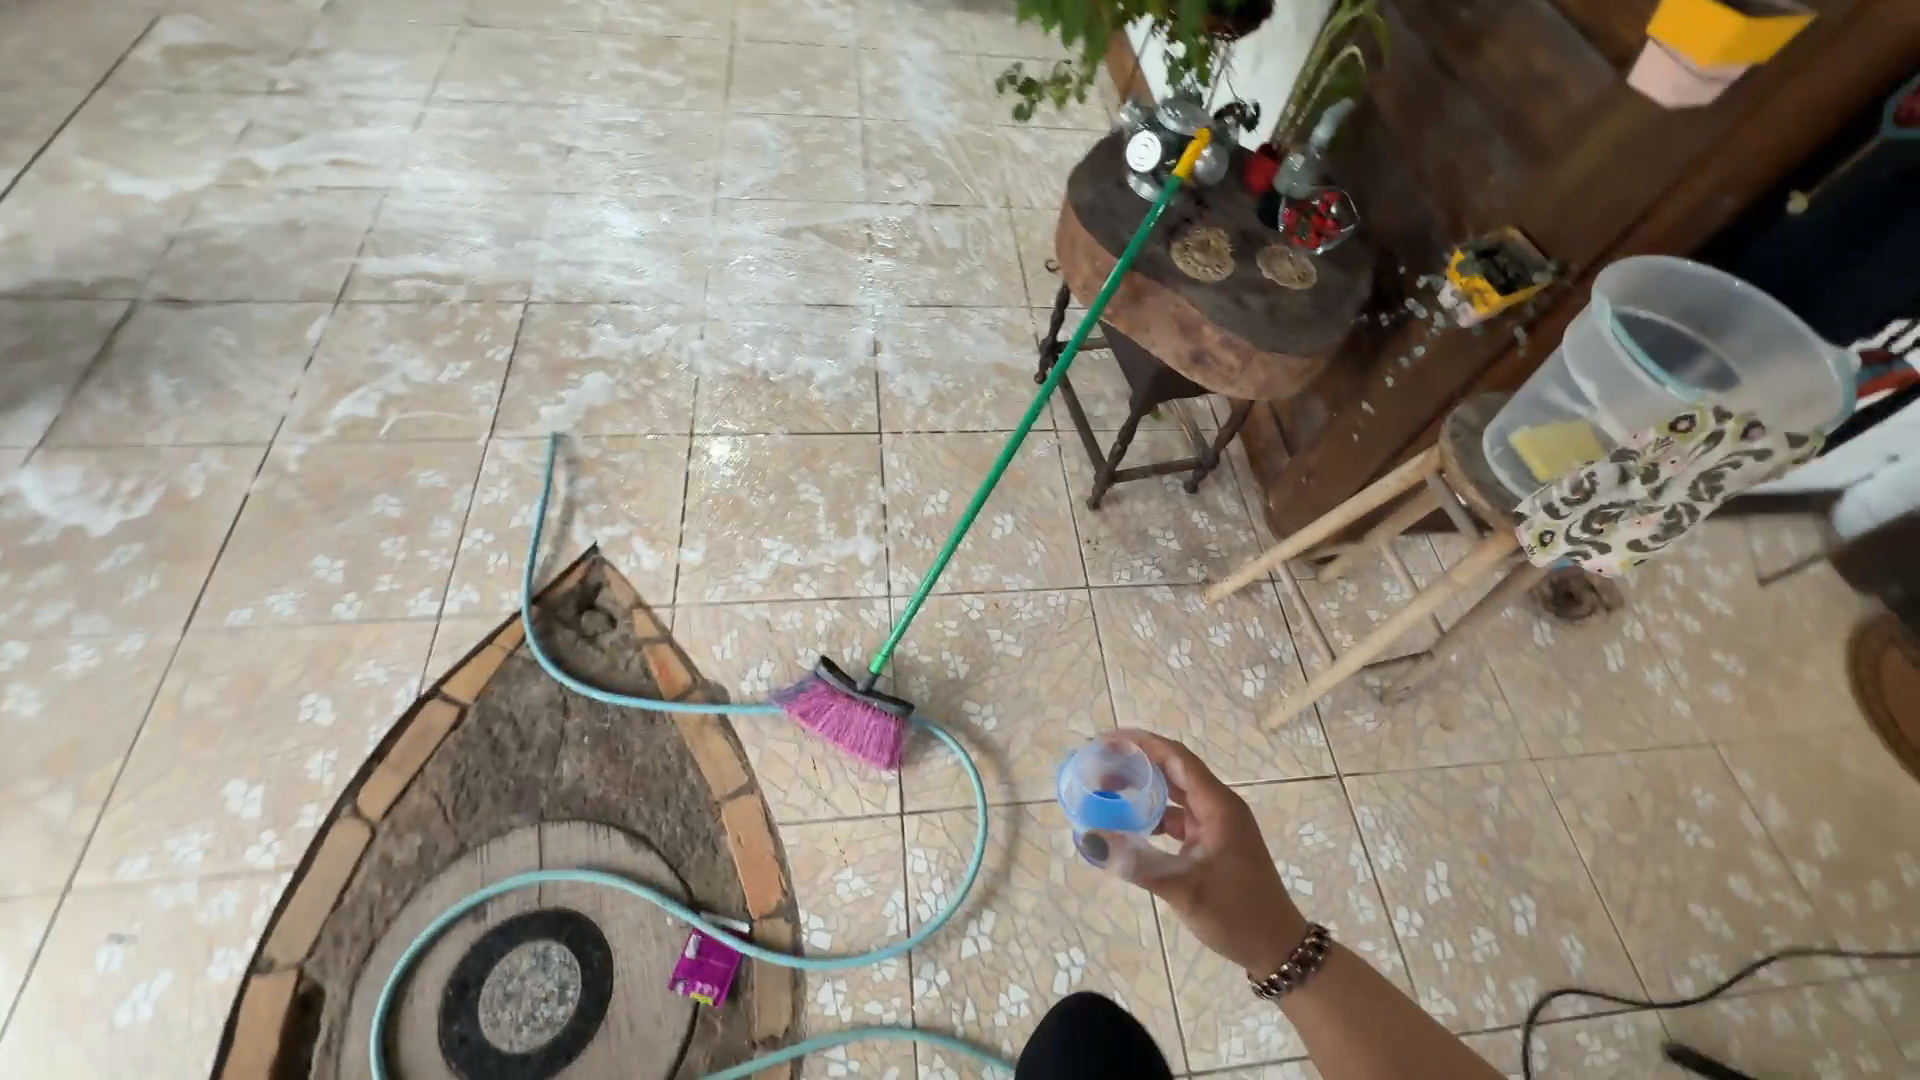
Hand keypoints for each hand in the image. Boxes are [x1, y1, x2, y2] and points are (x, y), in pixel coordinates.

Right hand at [1090, 730, 1309, 976]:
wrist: (1278, 950)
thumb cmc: (1237, 914)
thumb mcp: (1184, 889)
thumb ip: (1136, 862)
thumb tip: (1090, 840)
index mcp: (1218, 806)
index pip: (1176, 758)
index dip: (1141, 744)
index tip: (1106, 742)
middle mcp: (1219, 806)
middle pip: (1174, 769)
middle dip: (1137, 761)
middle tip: (1099, 763)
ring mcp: (1217, 824)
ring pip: (1175, 792)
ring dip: (1144, 787)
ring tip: (1107, 788)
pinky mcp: (1212, 841)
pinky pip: (1178, 815)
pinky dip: (1154, 813)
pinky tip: (1129, 822)